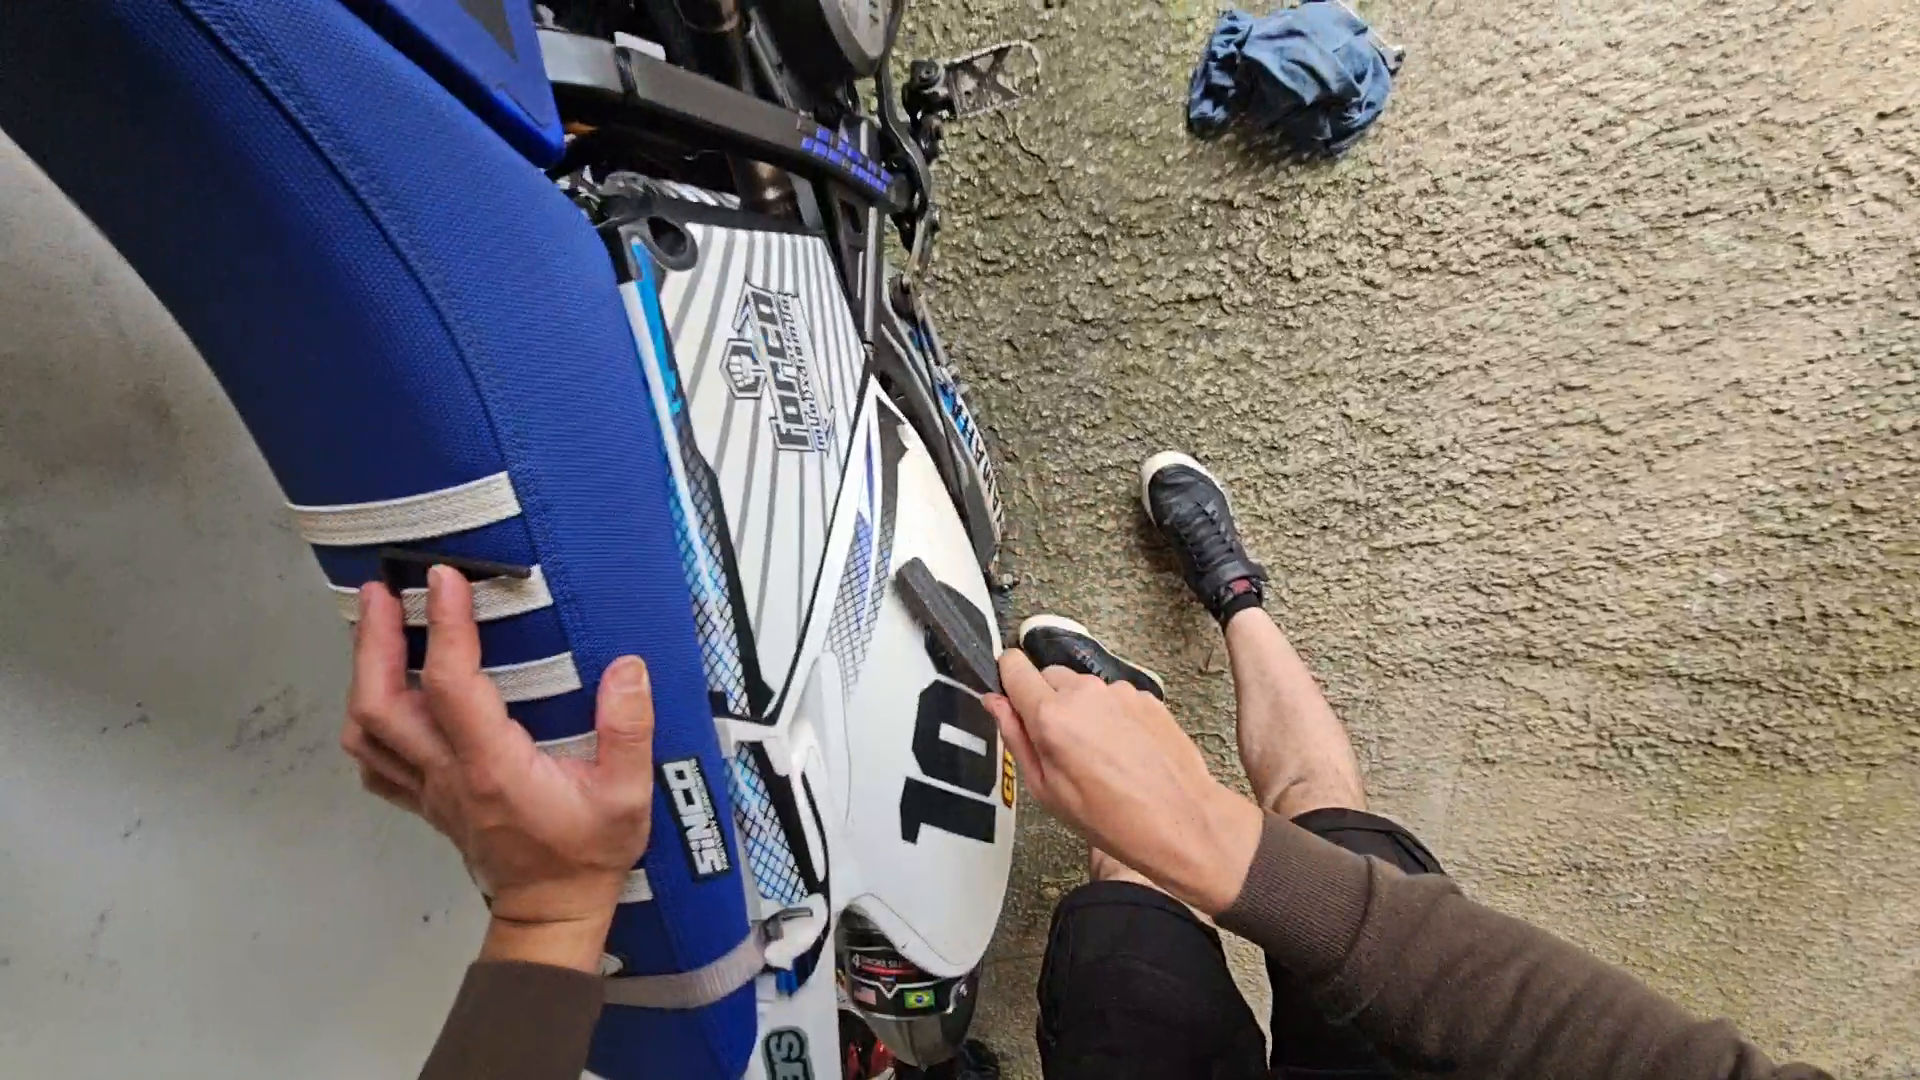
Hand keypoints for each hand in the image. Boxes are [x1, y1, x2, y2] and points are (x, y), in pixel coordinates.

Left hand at [340, 565, 655, 970]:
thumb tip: (627, 666)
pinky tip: (382, 699)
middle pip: (382, 703)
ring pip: (367, 731)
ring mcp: (432, 791)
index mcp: (493, 766)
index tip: (445, 580)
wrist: (555, 910)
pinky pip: (376, 761)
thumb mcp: (628, 791)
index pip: (453, 684)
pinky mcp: (432, 802)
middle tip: (383, 591)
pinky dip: (368, 722)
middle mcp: (449, 775)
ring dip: (364, 673)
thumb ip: (628, 728)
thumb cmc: (590, 852)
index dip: (445, 626)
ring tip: (377, 629)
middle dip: (375, 641)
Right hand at [982, 650, 1263, 914]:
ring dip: (1079, 707)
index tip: (1010, 695)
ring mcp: (1117, 691)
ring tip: (1095, 752)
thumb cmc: (1113, 818)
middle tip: (1057, 743)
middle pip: (1046, 675)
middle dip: (1045, 700)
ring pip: (1080, 686)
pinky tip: (1121, 749)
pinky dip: (1109, 714)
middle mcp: (1084, 693)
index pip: (1013, 665)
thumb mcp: (1046, 790)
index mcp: (1051, 716)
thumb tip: (995, 704)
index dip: (1007, 679)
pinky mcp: (1144, 695)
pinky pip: (1111, 696)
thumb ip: (1015, 738)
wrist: (1183, 822)